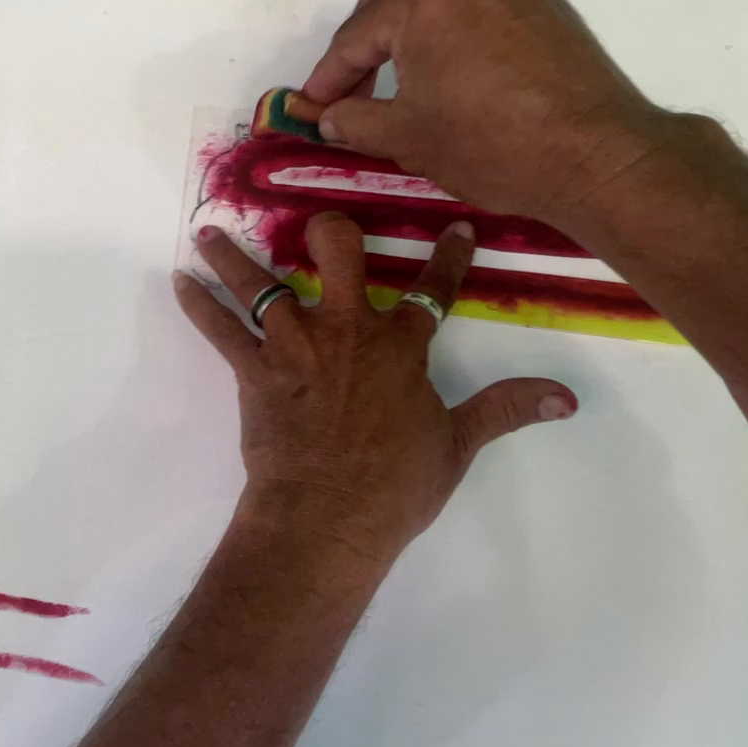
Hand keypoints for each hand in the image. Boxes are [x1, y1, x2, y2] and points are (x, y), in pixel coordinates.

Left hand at [175, 211, 575, 567]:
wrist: (328, 519)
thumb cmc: (394, 487)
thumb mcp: (458, 445)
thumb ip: (505, 410)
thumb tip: (567, 398)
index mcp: (399, 347)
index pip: (433, 291)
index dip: (448, 258)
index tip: (457, 228)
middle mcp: (345, 331)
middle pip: (338, 255)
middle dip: (332, 232)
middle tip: (323, 227)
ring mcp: (296, 346)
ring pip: (262, 283)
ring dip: (233, 255)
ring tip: (207, 229)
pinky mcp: (255, 372)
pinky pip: (221, 331)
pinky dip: (198, 306)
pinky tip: (180, 282)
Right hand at [301, 0, 719, 225]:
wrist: (590, 152)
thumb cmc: (489, 145)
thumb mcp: (407, 139)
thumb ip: (354, 120)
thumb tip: (327, 117)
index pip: (352, 39)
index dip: (326, 80)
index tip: (310, 109)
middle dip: (362, 46)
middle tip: (356, 97)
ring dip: (404, 7)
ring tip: (400, 57)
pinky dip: (448, 4)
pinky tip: (449, 49)